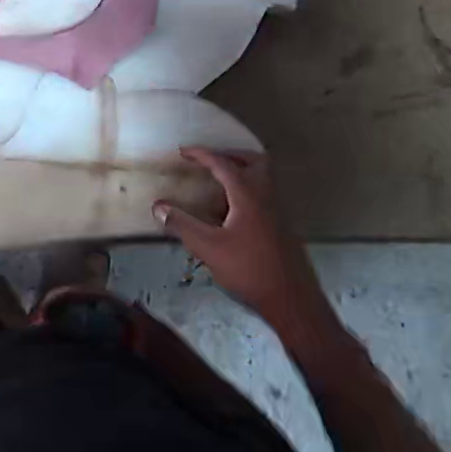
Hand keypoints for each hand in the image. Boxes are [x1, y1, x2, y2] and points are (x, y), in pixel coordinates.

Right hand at [155, 148, 331, 327]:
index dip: (202, 154)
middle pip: (254, 162)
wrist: (292, 299)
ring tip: (216, 183)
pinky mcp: (281, 227)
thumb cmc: (249, 270)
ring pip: (262, 178)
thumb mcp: (208, 248)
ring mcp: (277, 212)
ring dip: (241, 172)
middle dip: (230, 155)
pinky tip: (230, 212)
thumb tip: (158, 206)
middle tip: (210, 161)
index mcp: (248, 196)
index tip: (183, 151)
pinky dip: (246, 191)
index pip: (224, 164)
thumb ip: (182, 224)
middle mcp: (266, 197)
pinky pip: (263, 195)